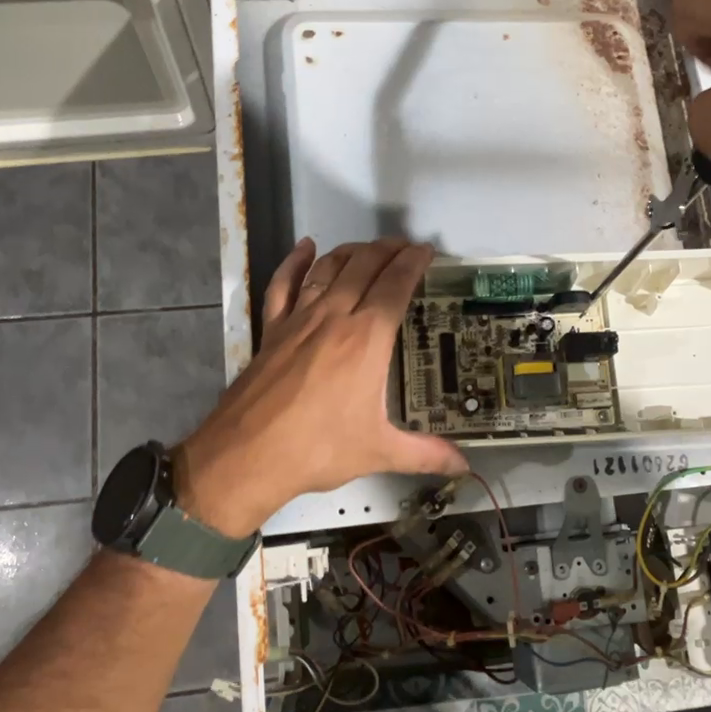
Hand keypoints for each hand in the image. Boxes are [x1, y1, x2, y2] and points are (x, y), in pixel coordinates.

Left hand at [173, 238, 466, 536]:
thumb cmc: (318, 449)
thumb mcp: (379, 452)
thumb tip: (464, 465)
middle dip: (387, 250)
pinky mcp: (272, 331)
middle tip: (405, 246)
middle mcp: (334, 318)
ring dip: (350, 251)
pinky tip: (305, 248)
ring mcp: (298, 320)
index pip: (395, 286)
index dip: (412, 264)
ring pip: (327, 269)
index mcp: (366, 340)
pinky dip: (295, 262)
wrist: (247, 455)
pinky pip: (283, 285)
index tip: (426, 251)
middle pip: (363, 268)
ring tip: (369, 248)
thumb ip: (425, 454)